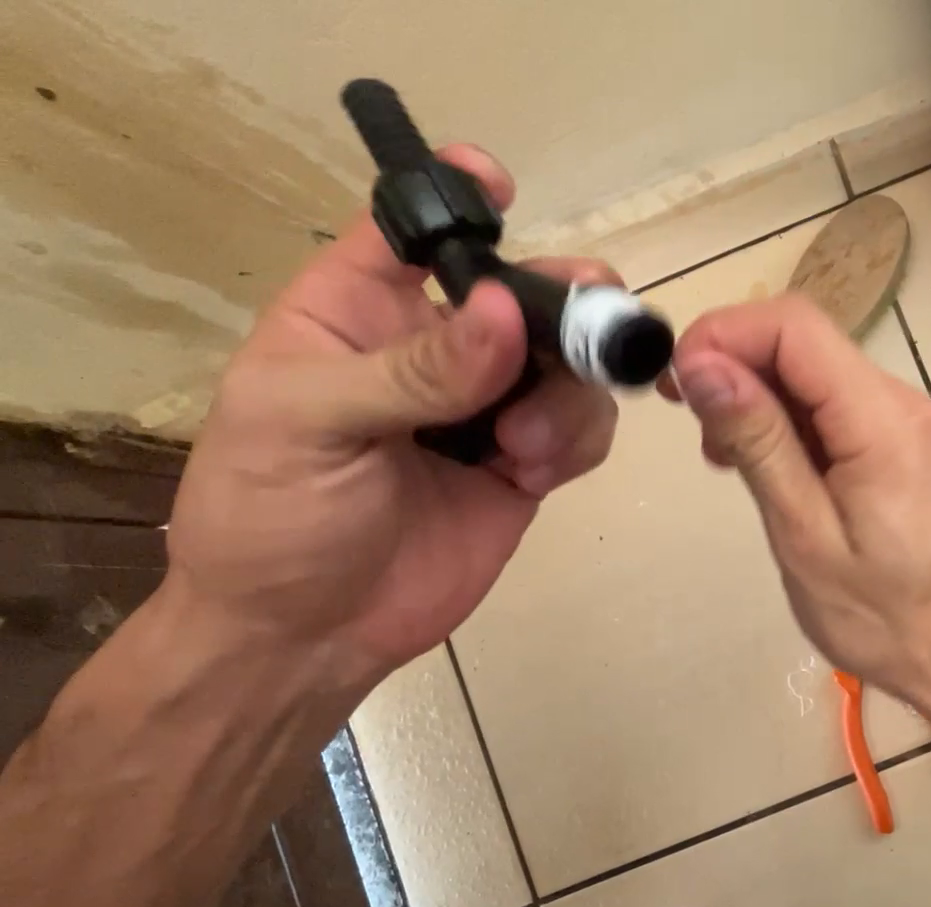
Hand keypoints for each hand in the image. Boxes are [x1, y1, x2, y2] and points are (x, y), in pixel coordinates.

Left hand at [164, 144, 621, 690]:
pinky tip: (532, 476)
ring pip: (575, 366)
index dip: (459, 198)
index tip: (503, 188)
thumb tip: (511, 313)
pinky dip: (577, 445)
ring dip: (569, 402)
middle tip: (595, 338)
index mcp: (359, 314)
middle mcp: (439, 350)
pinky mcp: (533, 460)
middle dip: (570, 309)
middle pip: (530, 294)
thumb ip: (413, 370)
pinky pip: (586, 427)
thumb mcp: (309, 427)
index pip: (413, 232)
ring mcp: (494, 408)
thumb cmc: (274, 519)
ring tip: (523, 451)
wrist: (316, 634)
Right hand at [665, 295, 930, 734]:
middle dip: (734, 363)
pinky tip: (759, 463)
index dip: (725, 334)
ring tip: (723, 457)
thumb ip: (759, 443)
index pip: (796, 327)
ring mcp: (902, 419)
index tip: (675, 383)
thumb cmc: (878, 614)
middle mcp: (900, 402)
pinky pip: (830, 404)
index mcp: (884, 421)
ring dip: (754, 395)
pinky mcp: (896, 440)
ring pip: (811, 370)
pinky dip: (784, 419)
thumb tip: (702, 365)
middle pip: (803, 341)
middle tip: (692, 426)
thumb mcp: (805, 534)